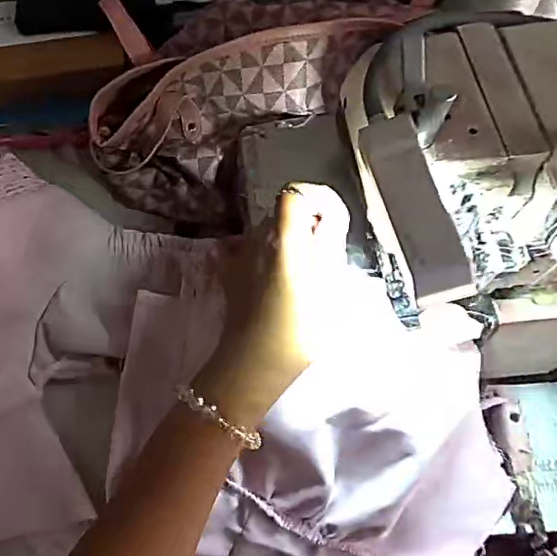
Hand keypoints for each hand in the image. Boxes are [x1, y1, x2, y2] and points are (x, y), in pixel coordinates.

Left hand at [192, 183, 350, 424]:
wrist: (260, 361)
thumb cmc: (303, 327)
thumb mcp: (329, 284)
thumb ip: (328, 244)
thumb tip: (327, 221)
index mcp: (285, 236)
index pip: (296, 194)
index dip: (315, 202)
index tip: (329, 222)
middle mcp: (257, 237)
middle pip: (282, 215)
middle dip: (302, 228)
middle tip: (320, 257)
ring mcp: (238, 255)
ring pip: (263, 235)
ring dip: (280, 245)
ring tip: (295, 276)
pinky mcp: (227, 275)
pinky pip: (241, 252)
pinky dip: (255, 257)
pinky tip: (265, 277)